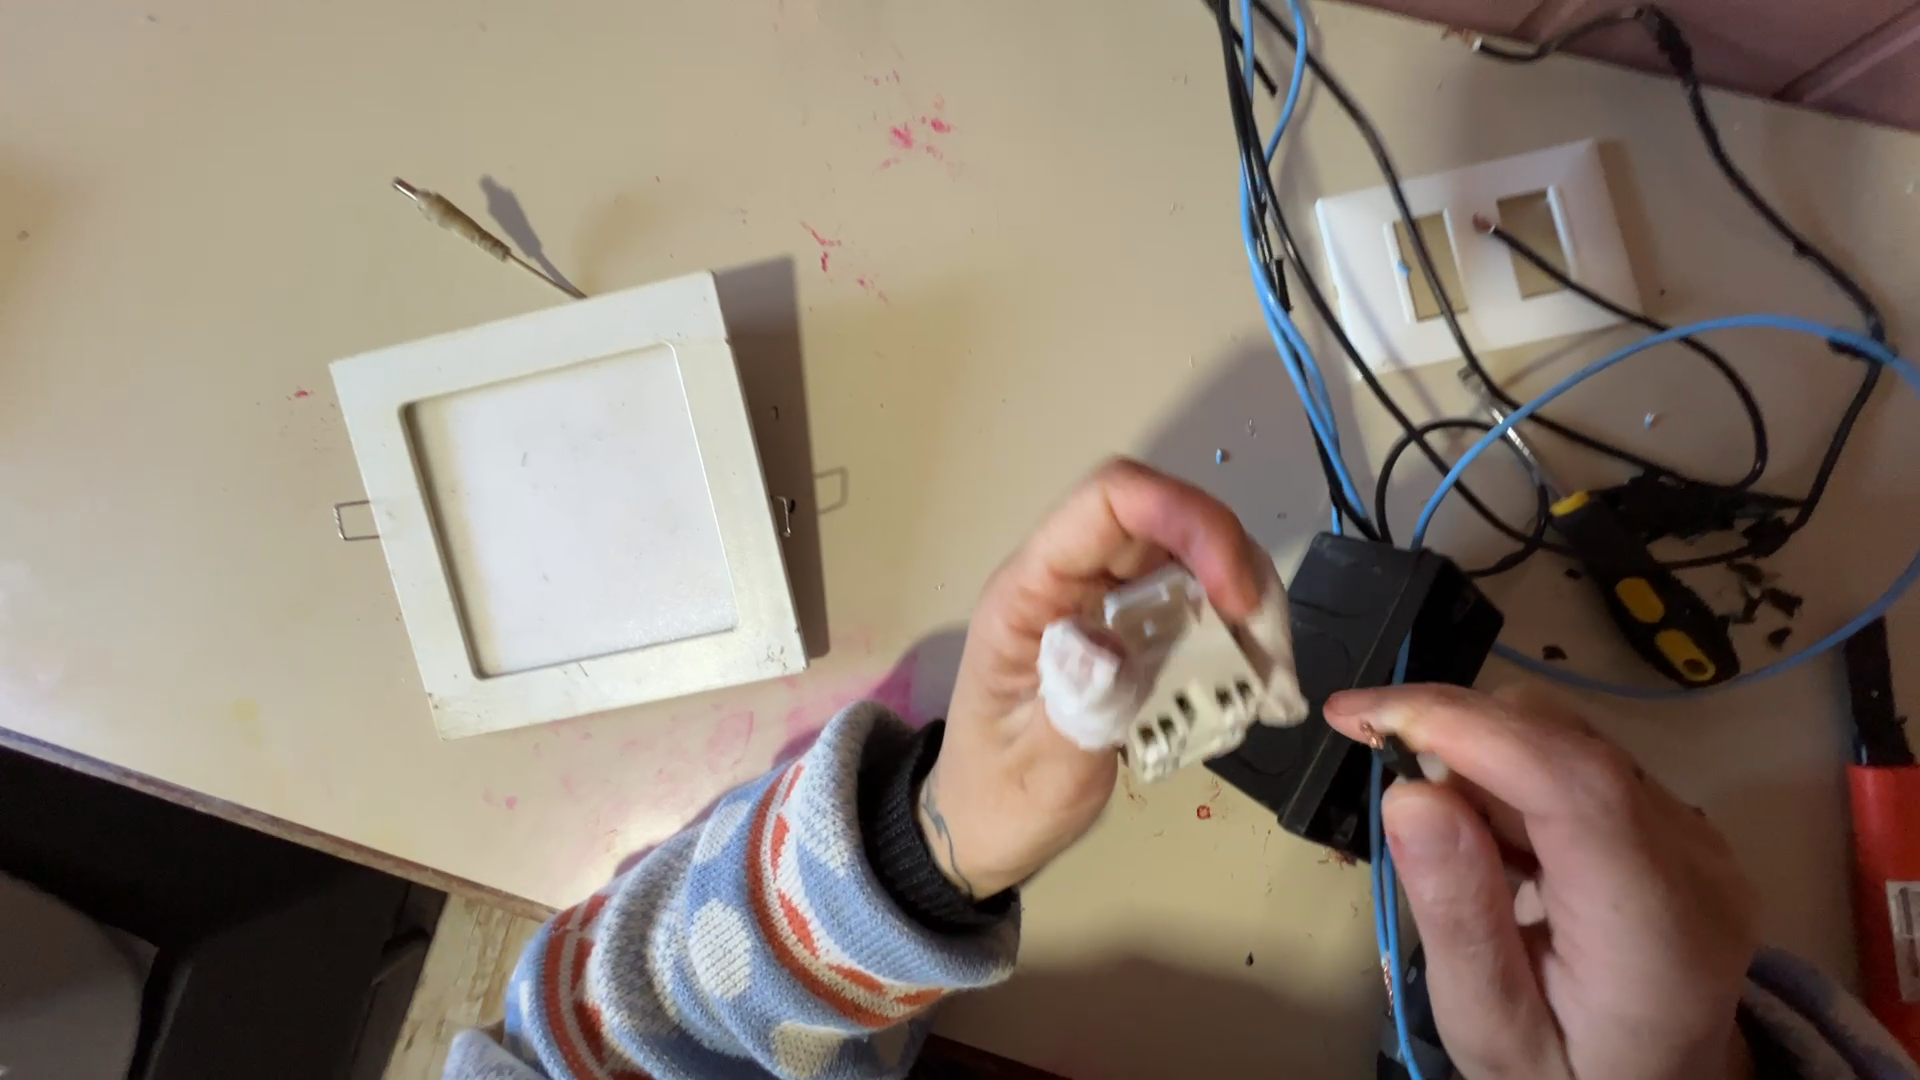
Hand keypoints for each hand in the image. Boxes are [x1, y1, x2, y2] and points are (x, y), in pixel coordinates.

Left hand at [919, 459, 1269, 898]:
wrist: (983, 825)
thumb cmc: (999, 796)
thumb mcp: (1039, 770)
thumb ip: (1082, 710)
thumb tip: (1122, 651)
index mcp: (1029, 592)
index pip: (1108, 502)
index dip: (1185, 518)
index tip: (1235, 597)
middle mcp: (1067, 582)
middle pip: (1163, 523)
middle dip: (1232, 568)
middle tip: (1266, 654)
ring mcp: (1099, 603)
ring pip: (1189, 560)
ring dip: (1242, 606)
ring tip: (1266, 677)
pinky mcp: (1126, 632)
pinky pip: (1193, 606)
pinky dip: (1234, 635)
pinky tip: (1250, 684)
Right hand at [1324, 684, 1757, 1079]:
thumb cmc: (1564, 1069)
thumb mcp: (1489, 1025)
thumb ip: (1458, 920)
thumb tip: (1409, 794)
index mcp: (1657, 925)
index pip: (1569, 783)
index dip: (1456, 727)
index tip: (1355, 718)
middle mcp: (1689, 856)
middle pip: (1553, 738)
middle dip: (1439, 723)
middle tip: (1363, 746)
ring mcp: (1681, 826)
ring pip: (1548, 729)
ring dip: (1460, 741)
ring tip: (1427, 814)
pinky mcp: (1655, 810)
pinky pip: (1555, 745)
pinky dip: (1484, 753)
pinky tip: (1468, 816)